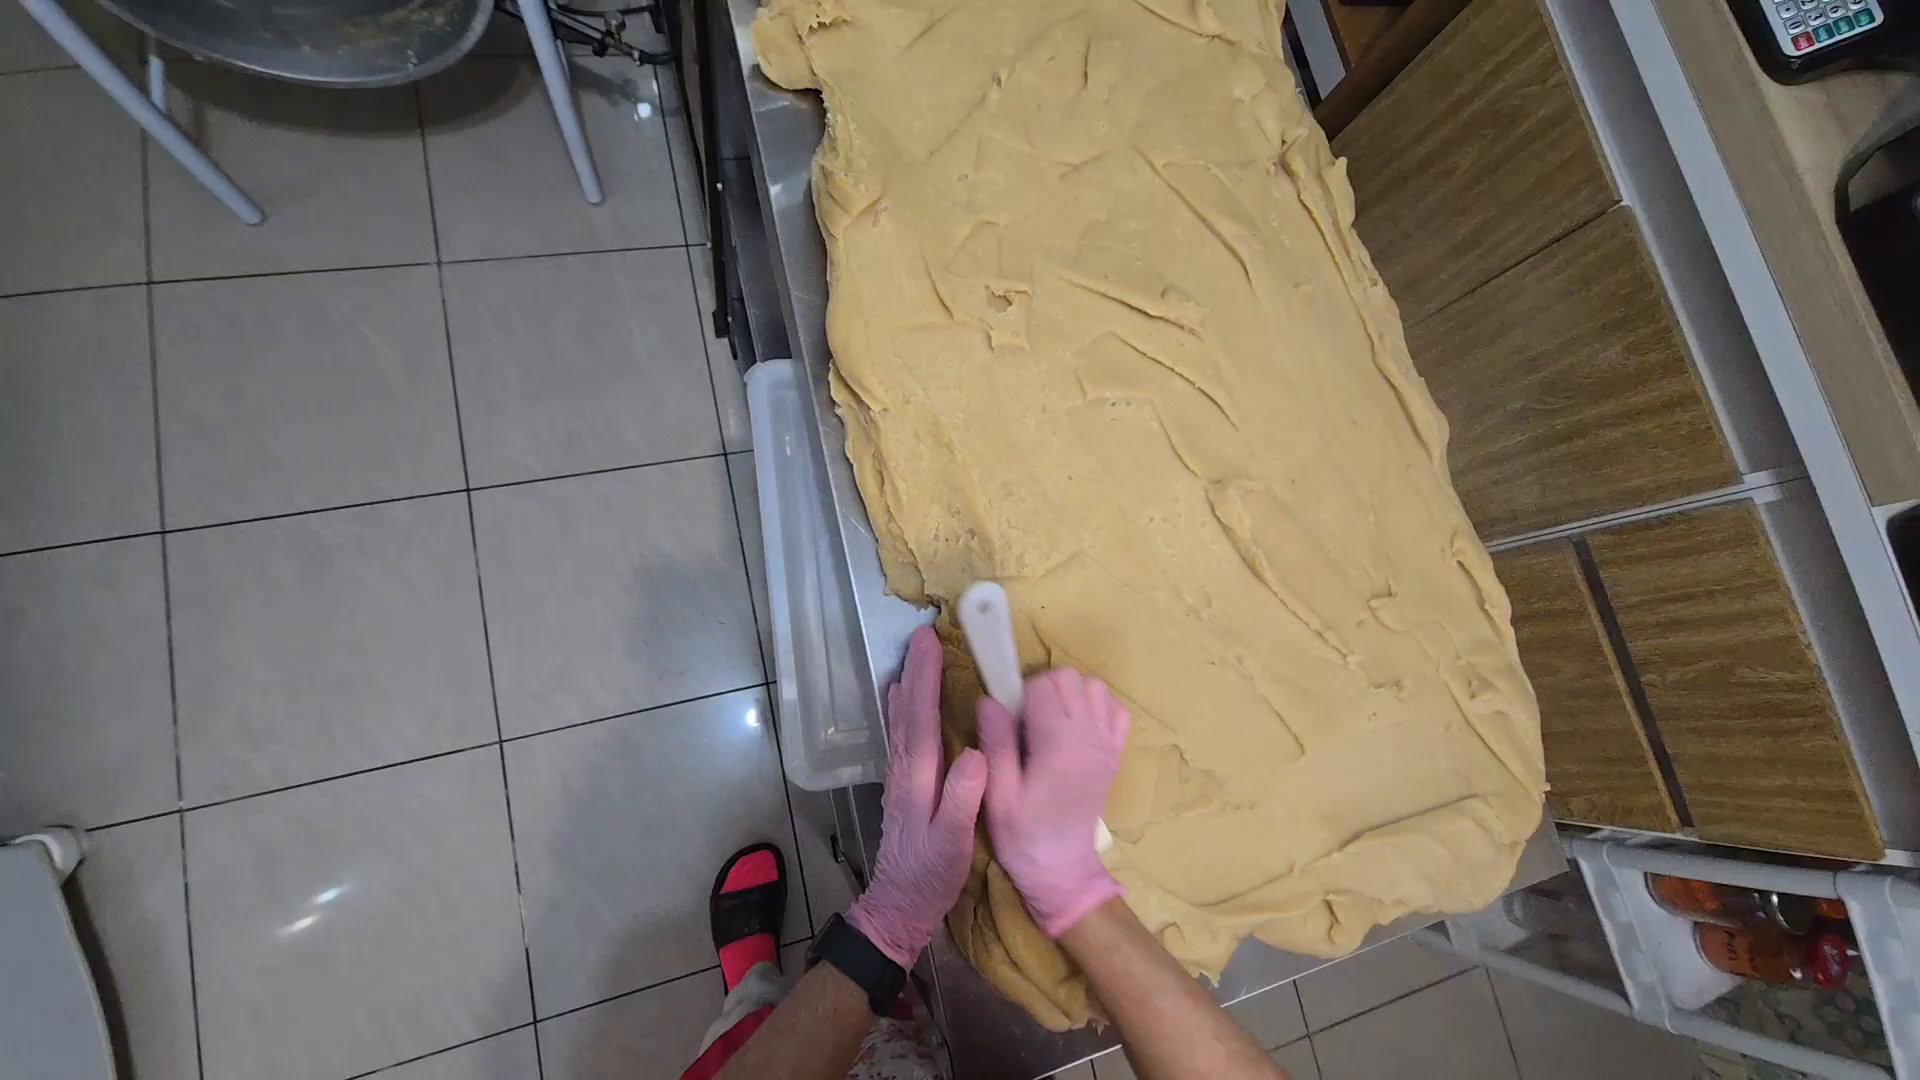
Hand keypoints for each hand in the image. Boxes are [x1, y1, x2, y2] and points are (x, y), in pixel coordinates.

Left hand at [845, 626, 987, 967]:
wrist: (899, 905)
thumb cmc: (931, 876)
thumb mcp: (952, 844)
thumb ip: (962, 799)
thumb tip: (975, 753)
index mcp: (917, 777)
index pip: (920, 717)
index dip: (925, 678)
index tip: (929, 642)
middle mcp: (904, 768)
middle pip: (906, 709)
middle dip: (915, 670)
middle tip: (922, 634)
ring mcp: (900, 775)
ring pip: (900, 719)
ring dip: (907, 683)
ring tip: (913, 655)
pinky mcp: (904, 783)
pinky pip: (902, 732)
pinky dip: (903, 708)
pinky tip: (904, 700)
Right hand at [976, 667, 1129, 937]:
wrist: (1062, 868)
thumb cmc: (1023, 834)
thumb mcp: (997, 795)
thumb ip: (996, 744)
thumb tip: (988, 699)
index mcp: (1057, 744)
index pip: (1041, 685)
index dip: (1019, 695)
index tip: (1010, 723)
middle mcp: (1088, 736)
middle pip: (1069, 677)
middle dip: (1043, 687)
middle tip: (1027, 719)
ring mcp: (1106, 743)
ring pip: (1094, 686)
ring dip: (1070, 693)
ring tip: (1050, 720)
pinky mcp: (1115, 752)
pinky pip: (1116, 708)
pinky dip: (1096, 705)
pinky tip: (1076, 726)